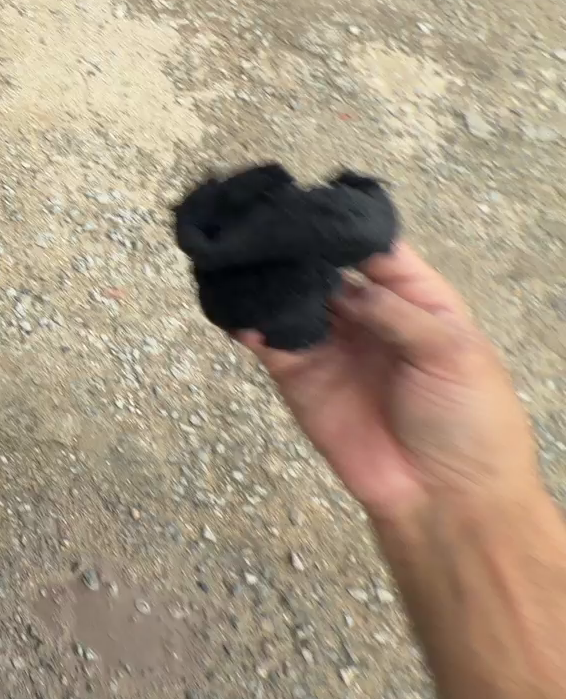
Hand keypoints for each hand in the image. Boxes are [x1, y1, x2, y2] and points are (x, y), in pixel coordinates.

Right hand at [236, 243, 540, 524]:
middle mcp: (364, 314)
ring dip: (261, 280)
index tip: (307, 205)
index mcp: (416, 303)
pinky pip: (260, 335)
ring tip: (232, 259)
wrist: (439, 493)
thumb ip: (396, 315)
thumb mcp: (455, 359)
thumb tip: (336, 283)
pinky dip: (241, 319)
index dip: (344, 227)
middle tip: (255, 227)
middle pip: (320, 270)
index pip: (375, 252)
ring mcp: (324, 341)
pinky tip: (229, 306)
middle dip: (290, 249)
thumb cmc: (469, 422)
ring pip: (284, 298)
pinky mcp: (289, 367)